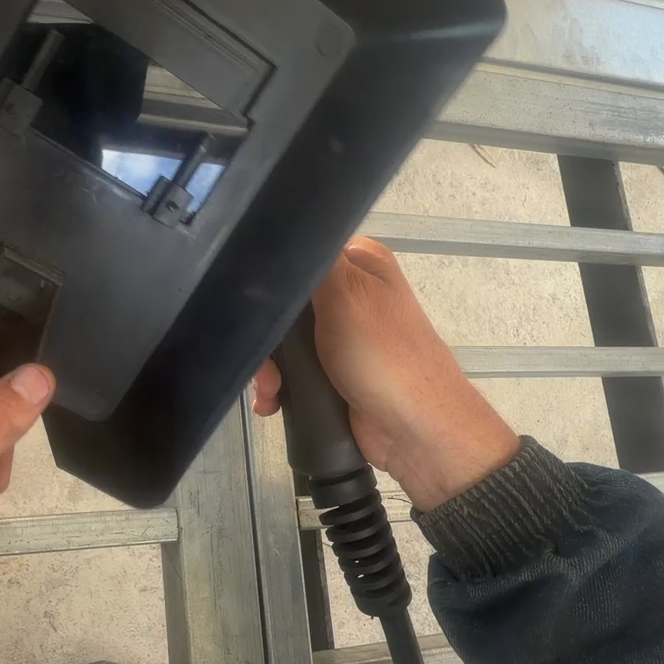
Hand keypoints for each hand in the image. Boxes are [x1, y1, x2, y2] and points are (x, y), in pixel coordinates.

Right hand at [253, 237, 518, 508]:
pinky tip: (272, 402)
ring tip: (270, 392)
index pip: (298, 254)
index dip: (270, 278)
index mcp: (358, 263)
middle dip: (265, 337)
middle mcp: (348, 293)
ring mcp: (338, 335)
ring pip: (281, 340)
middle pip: (283, 303)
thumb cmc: (382, 357)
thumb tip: (283, 232)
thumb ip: (314, 261)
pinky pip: (289, 370)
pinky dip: (276, 387)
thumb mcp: (347, 294)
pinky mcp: (330, 372)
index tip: (250, 305)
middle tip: (264, 365)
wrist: (413, 431)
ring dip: (268, 369)